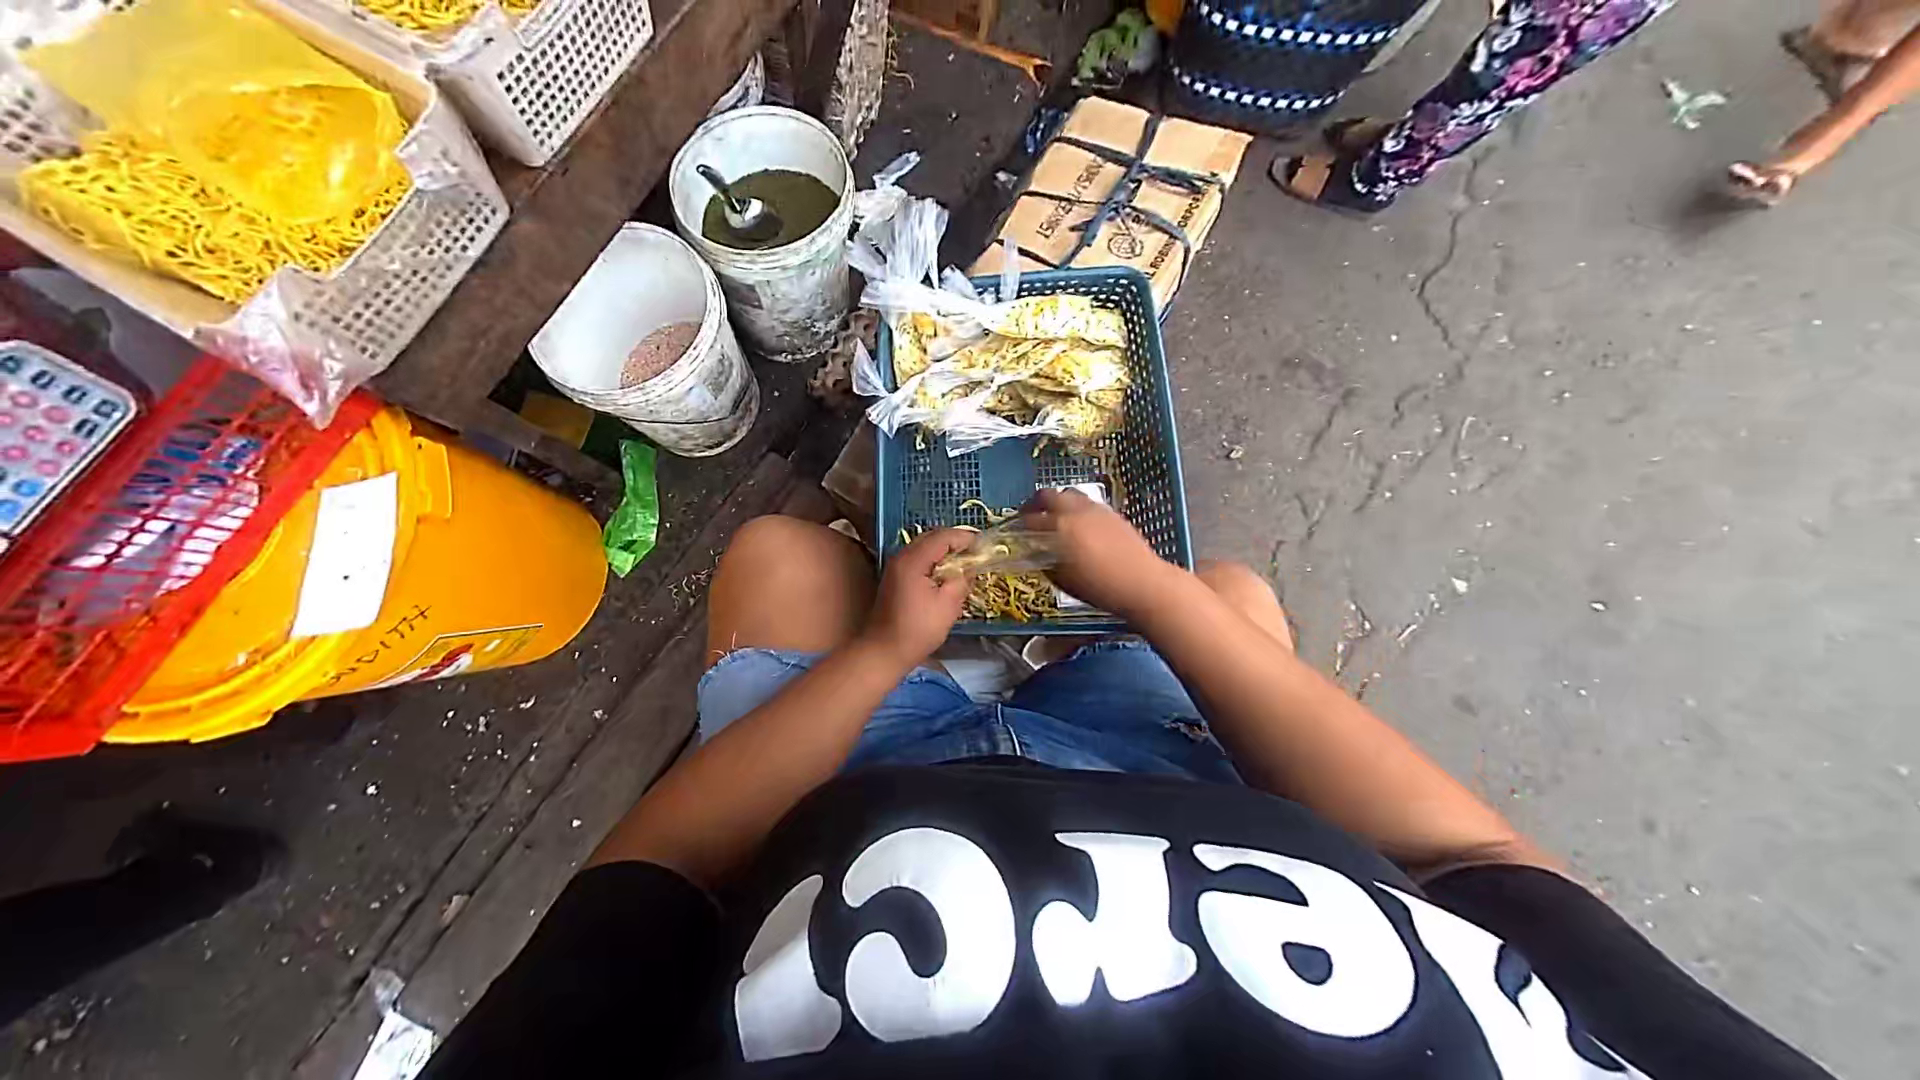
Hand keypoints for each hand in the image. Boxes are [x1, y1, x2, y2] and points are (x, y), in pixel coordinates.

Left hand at [861, 528, 975, 665]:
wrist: (884, 651)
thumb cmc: (918, 630)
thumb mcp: (948, 605)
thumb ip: (962, 580)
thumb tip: (970, 567)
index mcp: (913, 561)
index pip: (942, 537)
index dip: (964, 538)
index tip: (982, 545)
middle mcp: (901, 558)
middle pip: (931, 537)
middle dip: (954, 541)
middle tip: (975, 551)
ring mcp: (895, 568)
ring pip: (923, 548)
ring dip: (944, 551)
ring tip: (964, 562)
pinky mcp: (895, 579)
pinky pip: (918, 559)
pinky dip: (934, 561)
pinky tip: (946, 574)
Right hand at [1023, 488, 1179, 618]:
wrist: (1143, 583)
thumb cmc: (1100, 587)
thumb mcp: (1063, 579)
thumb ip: (1044, 561)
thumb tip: (1034, 553)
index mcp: (1060, 526)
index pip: (1030, 519)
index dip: (1018, 525)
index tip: (1013, 532)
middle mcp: (1076, 510)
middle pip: (1048, 495)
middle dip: (1035, 504)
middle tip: (1029, 517)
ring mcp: (1096, 509)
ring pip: (1069, 494)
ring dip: (1057, 503)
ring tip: (1053, 518)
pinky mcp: (1112, 514)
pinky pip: (1086, 503)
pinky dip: (1075, 509)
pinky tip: (1078, 525)